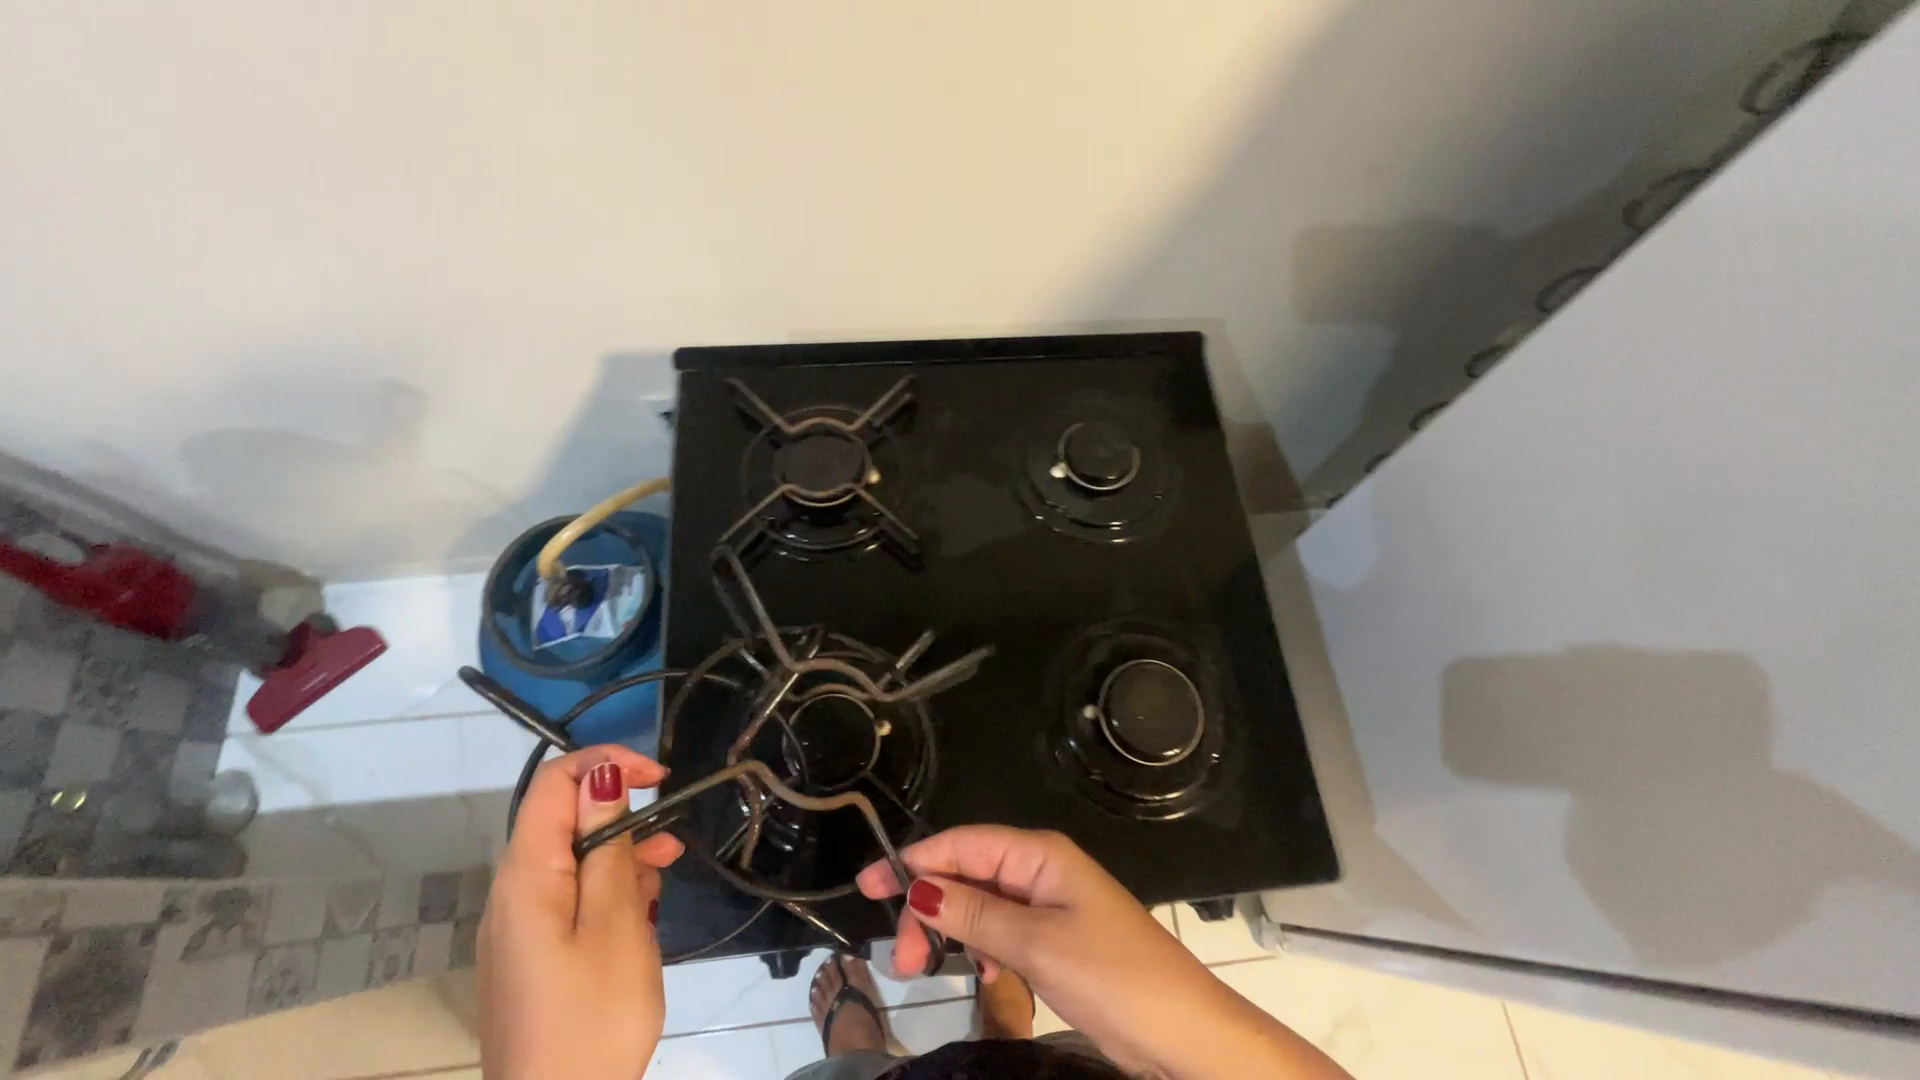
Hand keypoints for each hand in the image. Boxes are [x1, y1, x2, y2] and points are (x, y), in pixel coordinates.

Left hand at [479, 745, 684, 1079]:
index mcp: (526, 877)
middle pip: (562, 820)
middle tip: (670, 844)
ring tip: (666, 873)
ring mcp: (520, 926)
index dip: (606, 764)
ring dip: (620, 854)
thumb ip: (607, 847)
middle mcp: (512, 893)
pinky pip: (570, 897)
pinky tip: (642, 909)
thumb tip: (602, 777)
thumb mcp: (615, 924)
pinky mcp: (533, 954)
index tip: (659, 779)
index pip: (554, 783)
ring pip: (572, 860)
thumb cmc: (593, 1017)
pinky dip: (608, 889)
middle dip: (620, 815)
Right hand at [857, 825, 1349, 1079]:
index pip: (962, 843)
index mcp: (1039, 854)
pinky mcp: (1053, 938)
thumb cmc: (1112, 975)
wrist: (1182, 1031)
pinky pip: (1001, 929)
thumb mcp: (1035, 944)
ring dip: (950, 930)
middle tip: (904, 960)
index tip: (866, 887)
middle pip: (966, 873)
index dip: (913, 861)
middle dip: (929, 908)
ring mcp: (1048, 904)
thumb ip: (974, 913)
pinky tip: (982, 974)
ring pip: (979, 903)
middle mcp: (1040, 869)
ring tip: (926, 969)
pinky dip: (981, 947)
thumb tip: (917, 886)